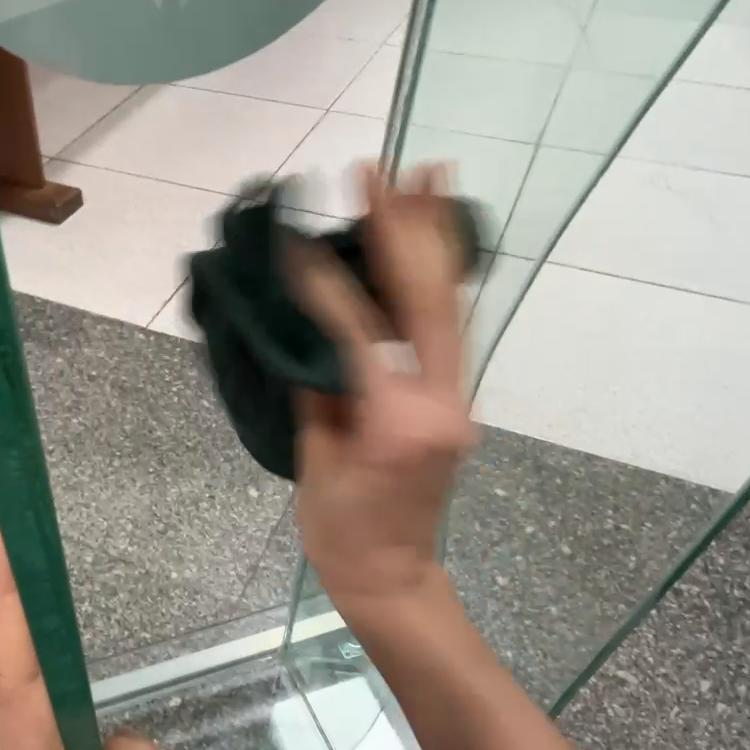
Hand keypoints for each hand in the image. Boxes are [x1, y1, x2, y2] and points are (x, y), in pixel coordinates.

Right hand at [287, 164, 478, 617]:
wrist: (393, 580)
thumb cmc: (343, 538)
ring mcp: (454, 401)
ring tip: (428, 172)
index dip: (327, 285)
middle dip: (402, 230)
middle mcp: (440, 403)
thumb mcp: (315, 468)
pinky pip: (446, 329)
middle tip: (380, 170)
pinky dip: (437, 278)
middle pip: (428, 301)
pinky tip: (429, 240)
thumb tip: (308, 336)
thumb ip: (318, 397)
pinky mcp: (451, 402)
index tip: (296, 240)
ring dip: (434, 238)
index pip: (363, 336)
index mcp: (398, 426)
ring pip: (450, 306)